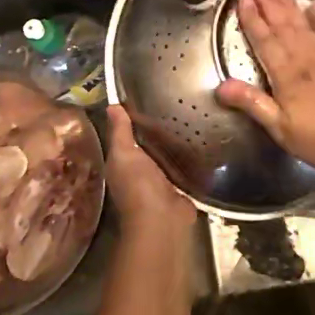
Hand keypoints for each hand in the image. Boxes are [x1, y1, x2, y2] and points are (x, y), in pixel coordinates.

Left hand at [105, 106, 195, 233]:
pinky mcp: (181, 183)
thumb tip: (112, 105)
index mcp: (122, 162)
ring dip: (176, 140)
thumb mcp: (125, 154)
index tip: (150, 95)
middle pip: (148, 143)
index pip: (126, 135)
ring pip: (167, 152)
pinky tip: (202, 138)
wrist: (164, 218)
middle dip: (159, 127)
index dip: (134, 118)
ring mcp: (161, 178)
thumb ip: (120, 132)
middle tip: (177, 101)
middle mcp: (140, 170)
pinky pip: (184, 163)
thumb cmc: (139, 185)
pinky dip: (190, 154)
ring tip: (193, 114)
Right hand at [215, 0, 314, 172]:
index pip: (265, 42)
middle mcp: (306, 59)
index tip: (243, 0)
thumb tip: (221, 86)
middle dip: (270, 3)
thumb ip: (254, 104)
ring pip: (304, 23)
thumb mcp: (282, 129)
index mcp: (287, 75)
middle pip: (284, 25)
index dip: (252, 21)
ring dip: (291, 4)